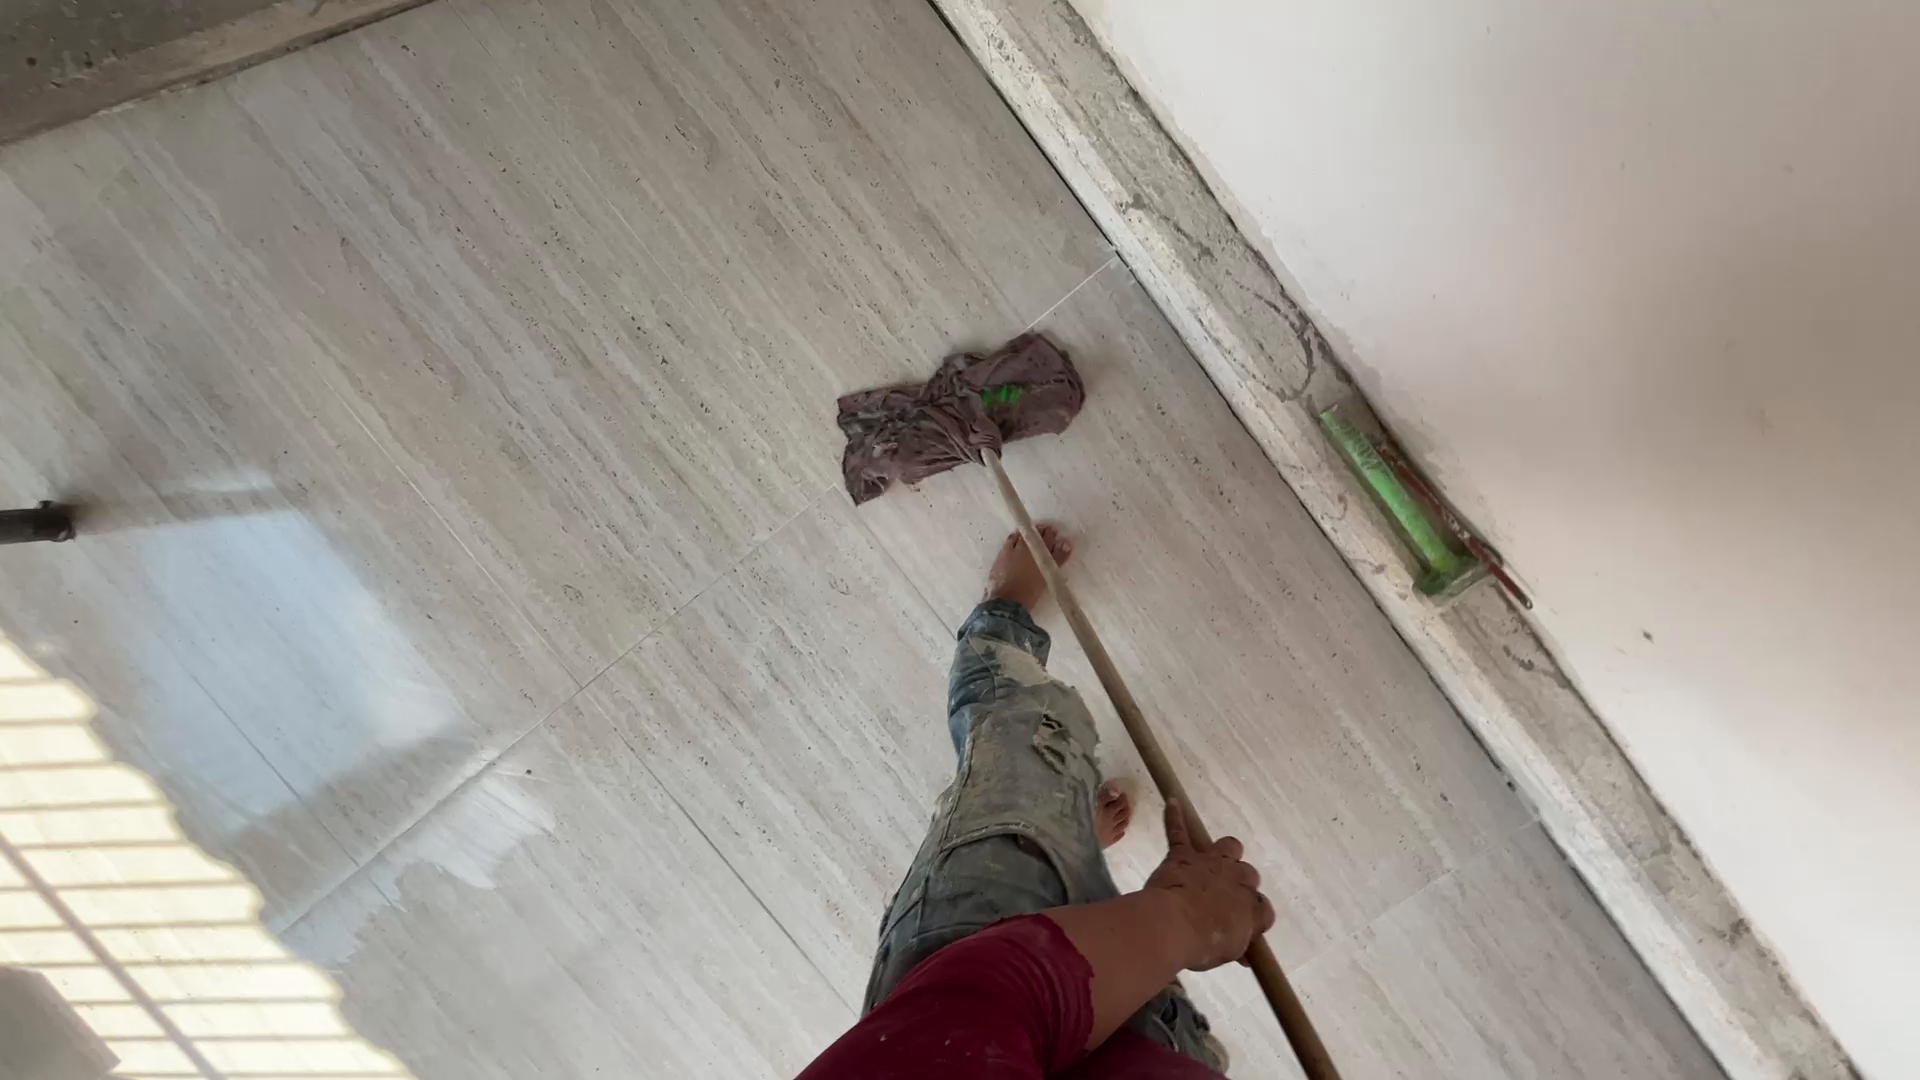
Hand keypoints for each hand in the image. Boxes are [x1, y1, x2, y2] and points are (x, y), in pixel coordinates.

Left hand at [1143, 799, 1275, 970]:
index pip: (1263, 908)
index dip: (1253, 915)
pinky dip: (1174, 817)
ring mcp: (1209, 862)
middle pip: (1249, 873)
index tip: (1243, 925)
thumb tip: (1247, 957)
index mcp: (1252, 907)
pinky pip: (1178, 831)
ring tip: (1220, 857)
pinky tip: (1171, 801)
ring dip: (1226, 851)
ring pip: (1228, 846)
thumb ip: (1239, 946)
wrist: (1174, 923)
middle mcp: (1236, 879)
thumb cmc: (1204, 944)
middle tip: (1225, 897)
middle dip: (1241, 882)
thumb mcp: (1229, 952)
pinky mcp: (1182, 854)